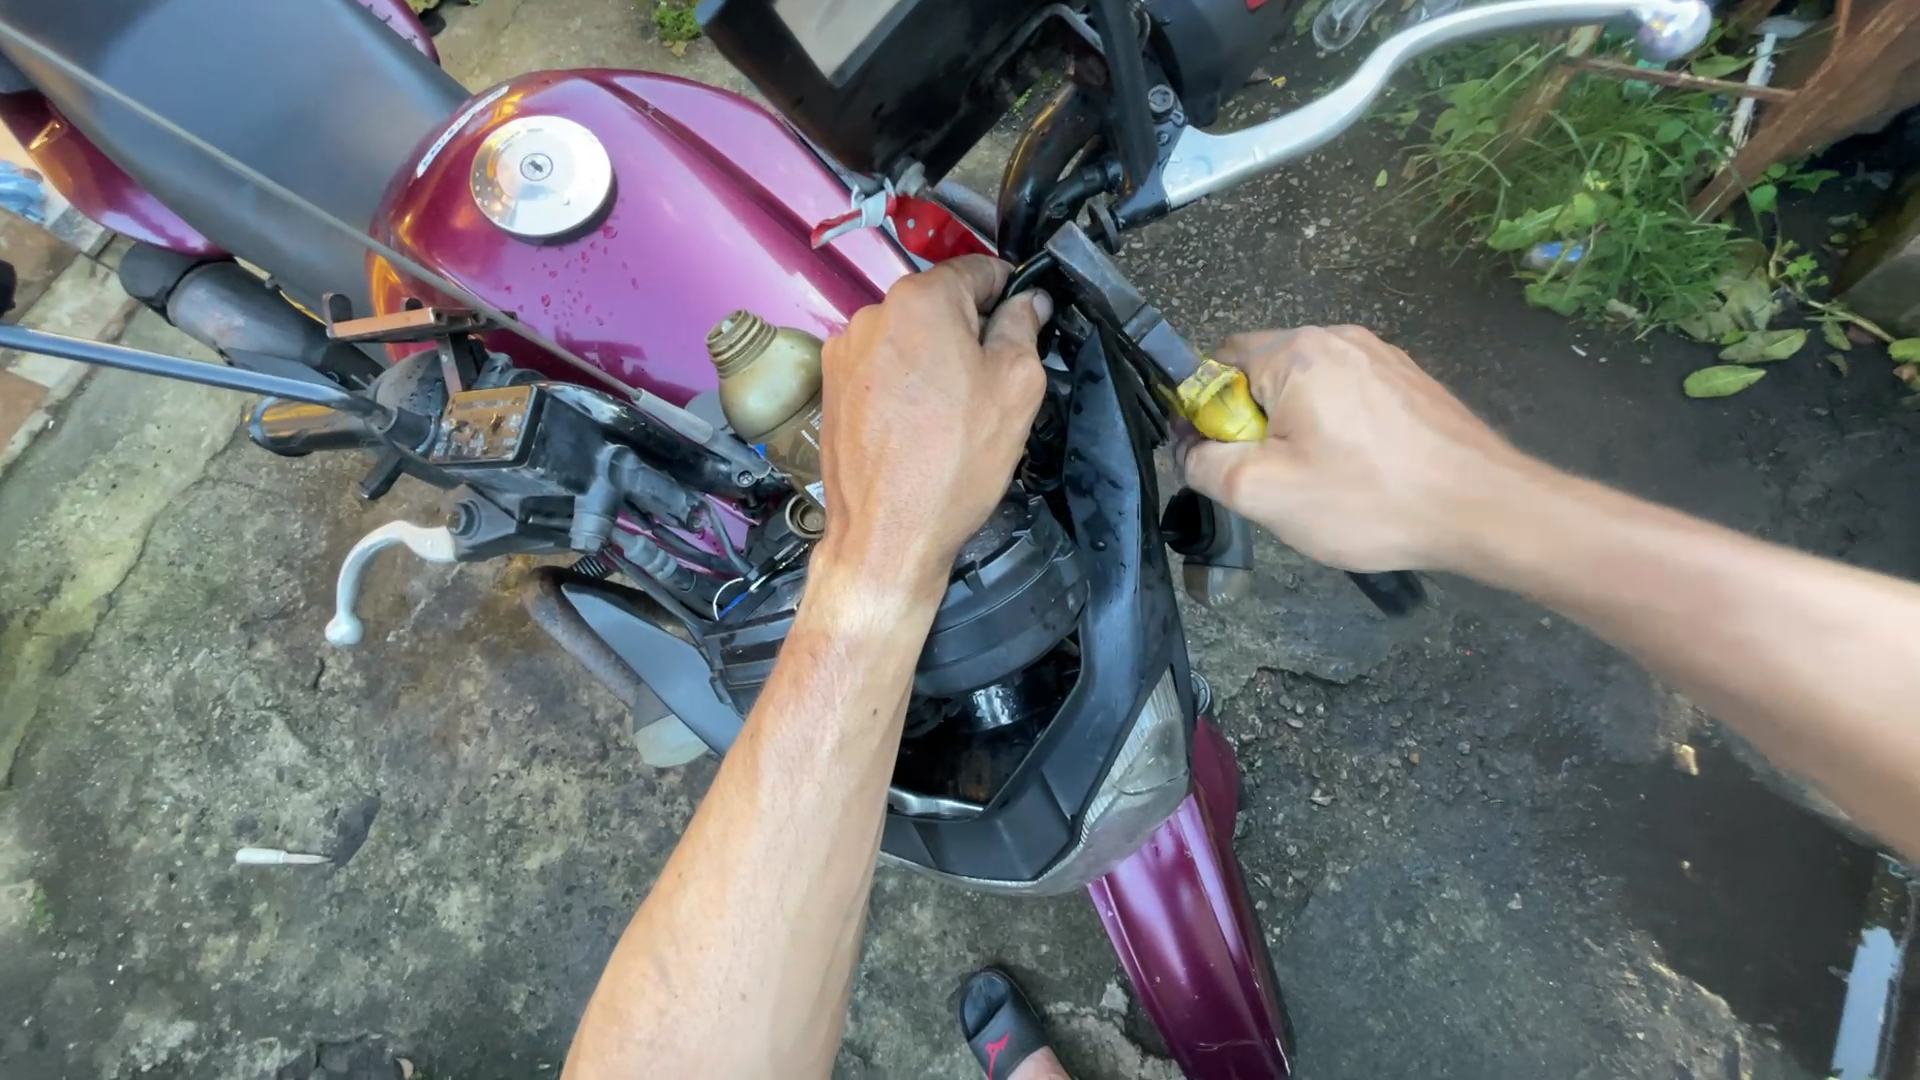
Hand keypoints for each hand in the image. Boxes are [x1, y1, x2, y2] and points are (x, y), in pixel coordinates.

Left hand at [816, 256, 1050, 591]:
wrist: (887, 535)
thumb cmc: (950, 466)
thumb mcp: (1016, 387)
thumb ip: (1024, 328)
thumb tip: (1029, 301)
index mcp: (920, 301)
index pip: (976, 269)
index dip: (1008, 290)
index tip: (1022, 314)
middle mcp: (872, 317)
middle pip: (938, 307)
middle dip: (969, 335)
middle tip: (992, 384)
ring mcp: (845, 355)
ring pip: (908, 342)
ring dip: (934, 364)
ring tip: (952, 417)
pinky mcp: (832, 391)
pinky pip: (881, 372)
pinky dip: (904, 388)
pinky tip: (920, 429)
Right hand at [1177, 325, 1526, 572]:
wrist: (1486, 511)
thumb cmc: (1365, 499)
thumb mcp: (1260, 491)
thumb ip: (1202, 464)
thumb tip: (1187, 448)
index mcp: (1296, 352)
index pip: (1216, 362)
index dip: (1202, 410)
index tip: (1218, 454)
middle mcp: (1338, 338)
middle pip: (1259, 373)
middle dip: (1248, 422)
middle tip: (1267, 474)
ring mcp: (1380, 356)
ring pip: (1301, 387)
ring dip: (1288, 427)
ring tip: (1312, 478)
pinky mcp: (1408, 381)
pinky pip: (1342, 395)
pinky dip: (1329, 427)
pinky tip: (1351, 469)